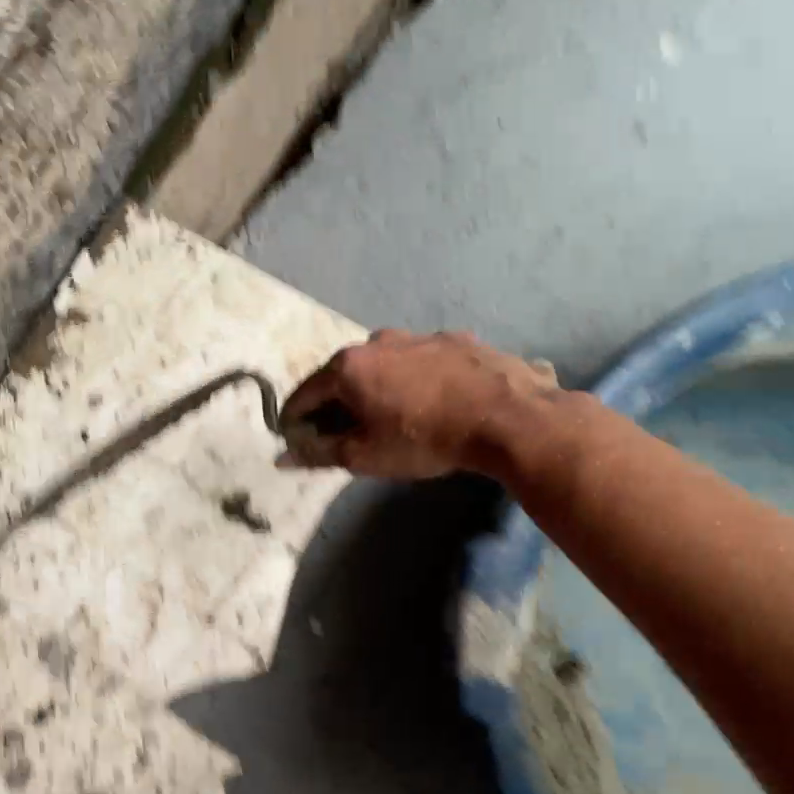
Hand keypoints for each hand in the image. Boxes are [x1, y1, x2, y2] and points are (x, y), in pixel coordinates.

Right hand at [281, 329, 558, 478]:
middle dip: (338, 402)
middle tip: (345, 431)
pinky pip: (423, 362)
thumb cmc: (424, 439)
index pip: (304, 394)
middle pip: (344, 375)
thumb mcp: (363, 456)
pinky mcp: (459, 340)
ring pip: (385, 364)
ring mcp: (421, 336)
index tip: (296, 440)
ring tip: (392, 416)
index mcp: (348, 367)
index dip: (294, 420)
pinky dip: (417, 380)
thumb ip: (318, 453)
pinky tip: (433, 403)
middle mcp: (378, 341)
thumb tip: (282, 457)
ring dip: (379, 387)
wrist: (511, 419)